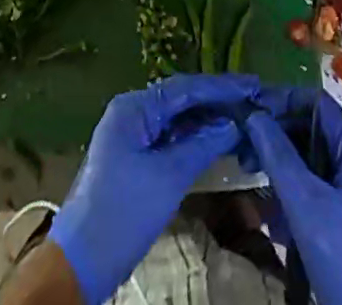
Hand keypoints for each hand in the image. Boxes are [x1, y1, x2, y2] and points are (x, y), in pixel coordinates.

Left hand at [49, 74, 260, 302]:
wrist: (84, 254)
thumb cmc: (124, 209)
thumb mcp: (168, 176)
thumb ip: (201, 145)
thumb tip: (232, 123)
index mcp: (133, 107)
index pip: (184, 88)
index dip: (221, 87)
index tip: (255, 85)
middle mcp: (132, 112)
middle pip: (181, 99)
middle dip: (218, 100)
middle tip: (257, 101)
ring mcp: (133, 134)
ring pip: (178, 118)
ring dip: (209, 119)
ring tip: (246, 118)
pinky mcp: (137, 156)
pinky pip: (171, 137)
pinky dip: (196, 138)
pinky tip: (220, 142)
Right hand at [243, 86, 341, 304]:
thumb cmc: (340, 257)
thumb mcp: (303, 201)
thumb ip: (277, 153)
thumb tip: (251, 112)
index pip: (317, 103)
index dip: (281, 100)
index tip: (247, 109)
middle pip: (311, 124)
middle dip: (274, 128)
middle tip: (241, 141)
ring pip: (307, 148)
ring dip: (275, 152)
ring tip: (247, 165)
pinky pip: (310, 173)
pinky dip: (285, 174)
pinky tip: (264, 189)